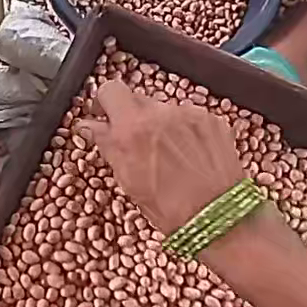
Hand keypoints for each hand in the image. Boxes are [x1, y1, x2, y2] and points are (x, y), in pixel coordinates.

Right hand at [82, 77, 245, 231]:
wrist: (218, 217)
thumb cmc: (168, 208)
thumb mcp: (128, 180)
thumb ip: (108, 145)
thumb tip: (89, 126)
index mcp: (133, 128)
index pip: (110, 90)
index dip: (106, 102)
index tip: (106, 115)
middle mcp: (161, 113)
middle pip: (138, 98)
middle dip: (133, 117)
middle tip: (137, 143)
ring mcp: (190, 114)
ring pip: (165, 110)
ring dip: (161, 125)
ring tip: (168, 156)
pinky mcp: (213, 120)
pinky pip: (190, 118)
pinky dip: (186, 132)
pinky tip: (190, 156)